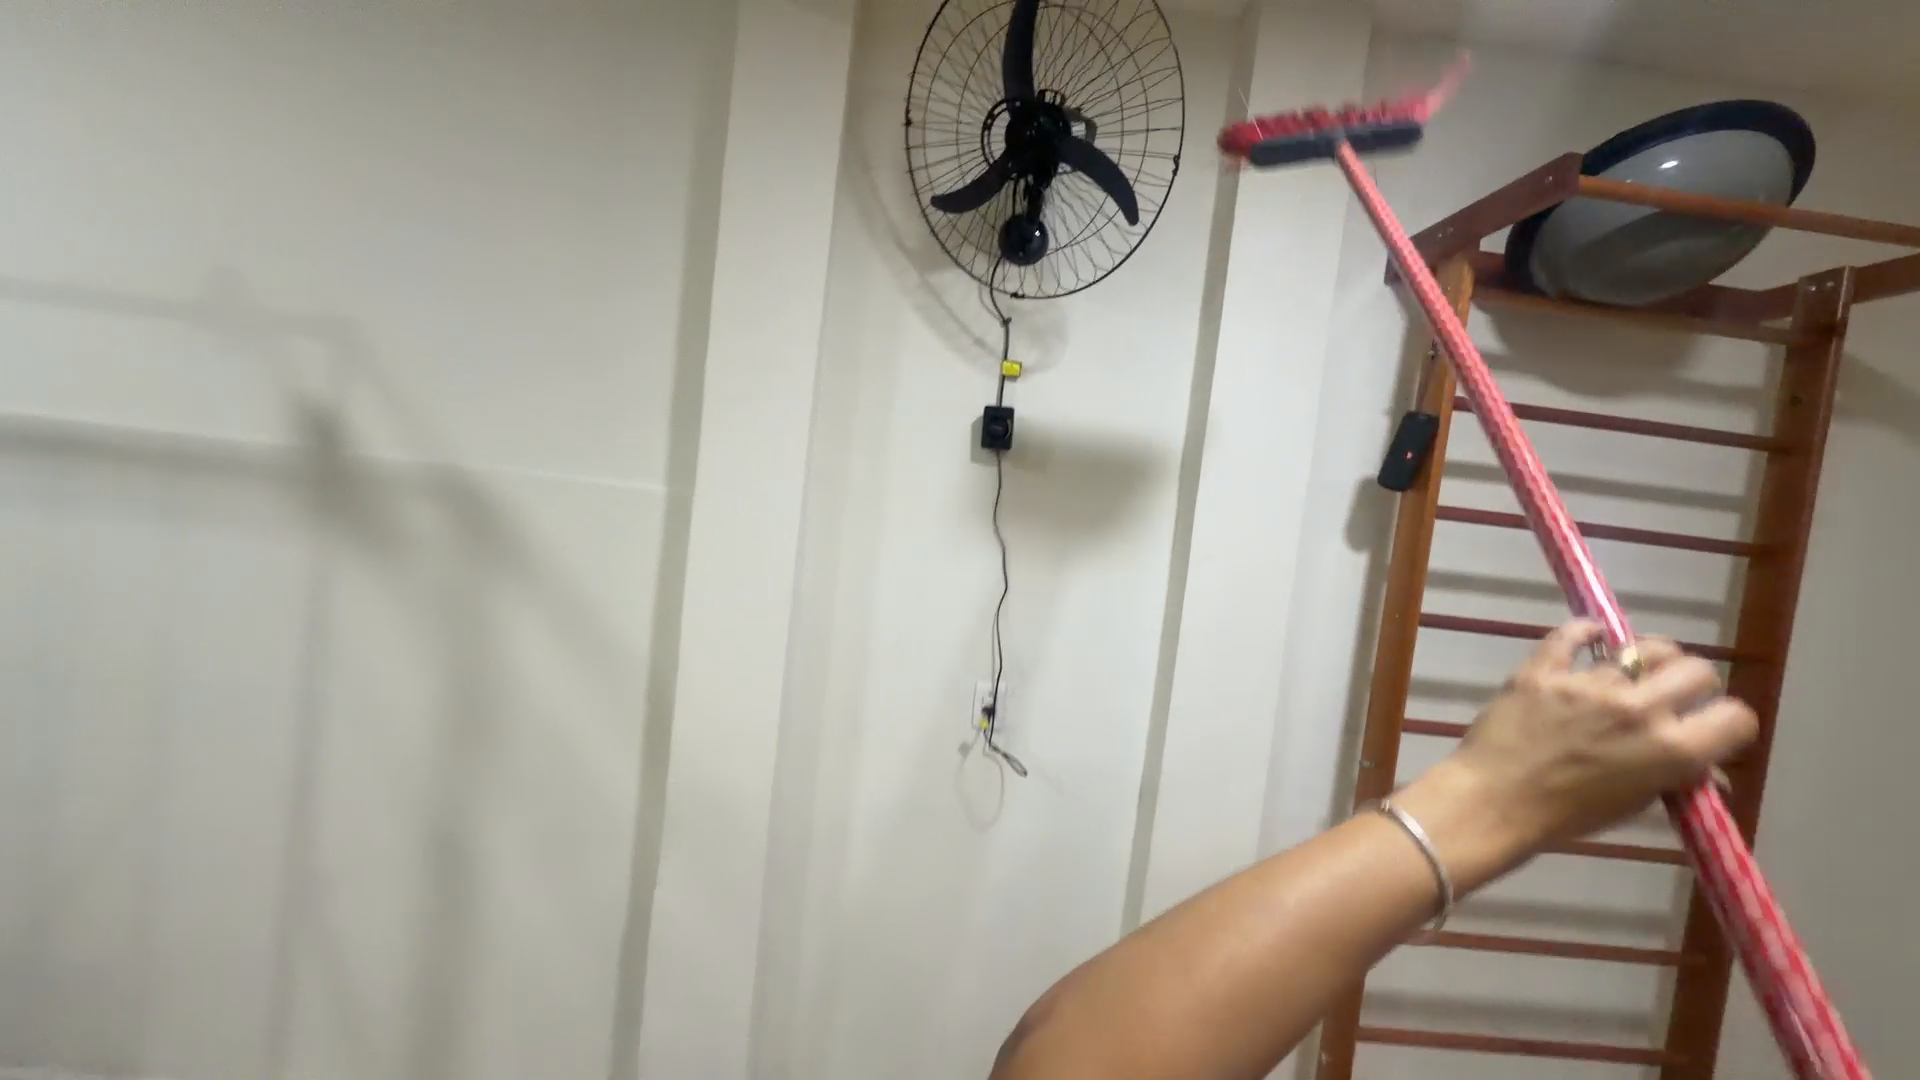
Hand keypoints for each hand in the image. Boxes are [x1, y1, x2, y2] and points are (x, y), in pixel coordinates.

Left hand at [1395, 619, 1758, 889]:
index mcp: (1673, 750)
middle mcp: (1638, 710)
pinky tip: (1590, 634)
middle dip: (1689, 679)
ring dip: (1639, 658)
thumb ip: (1673, 776)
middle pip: (1694, 670)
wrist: (1494, 798)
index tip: (1706, 720)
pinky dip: (1583, 631)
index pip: (1736, 716)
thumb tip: (1705, 768)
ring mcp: (1587, 686)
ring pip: (1635, 651)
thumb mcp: (1636, 803)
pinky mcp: (1541, 672)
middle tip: (1668, 689)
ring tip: (1629, 666)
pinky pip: (1569, 635)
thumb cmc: (1566, 813)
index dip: (1725, 718)